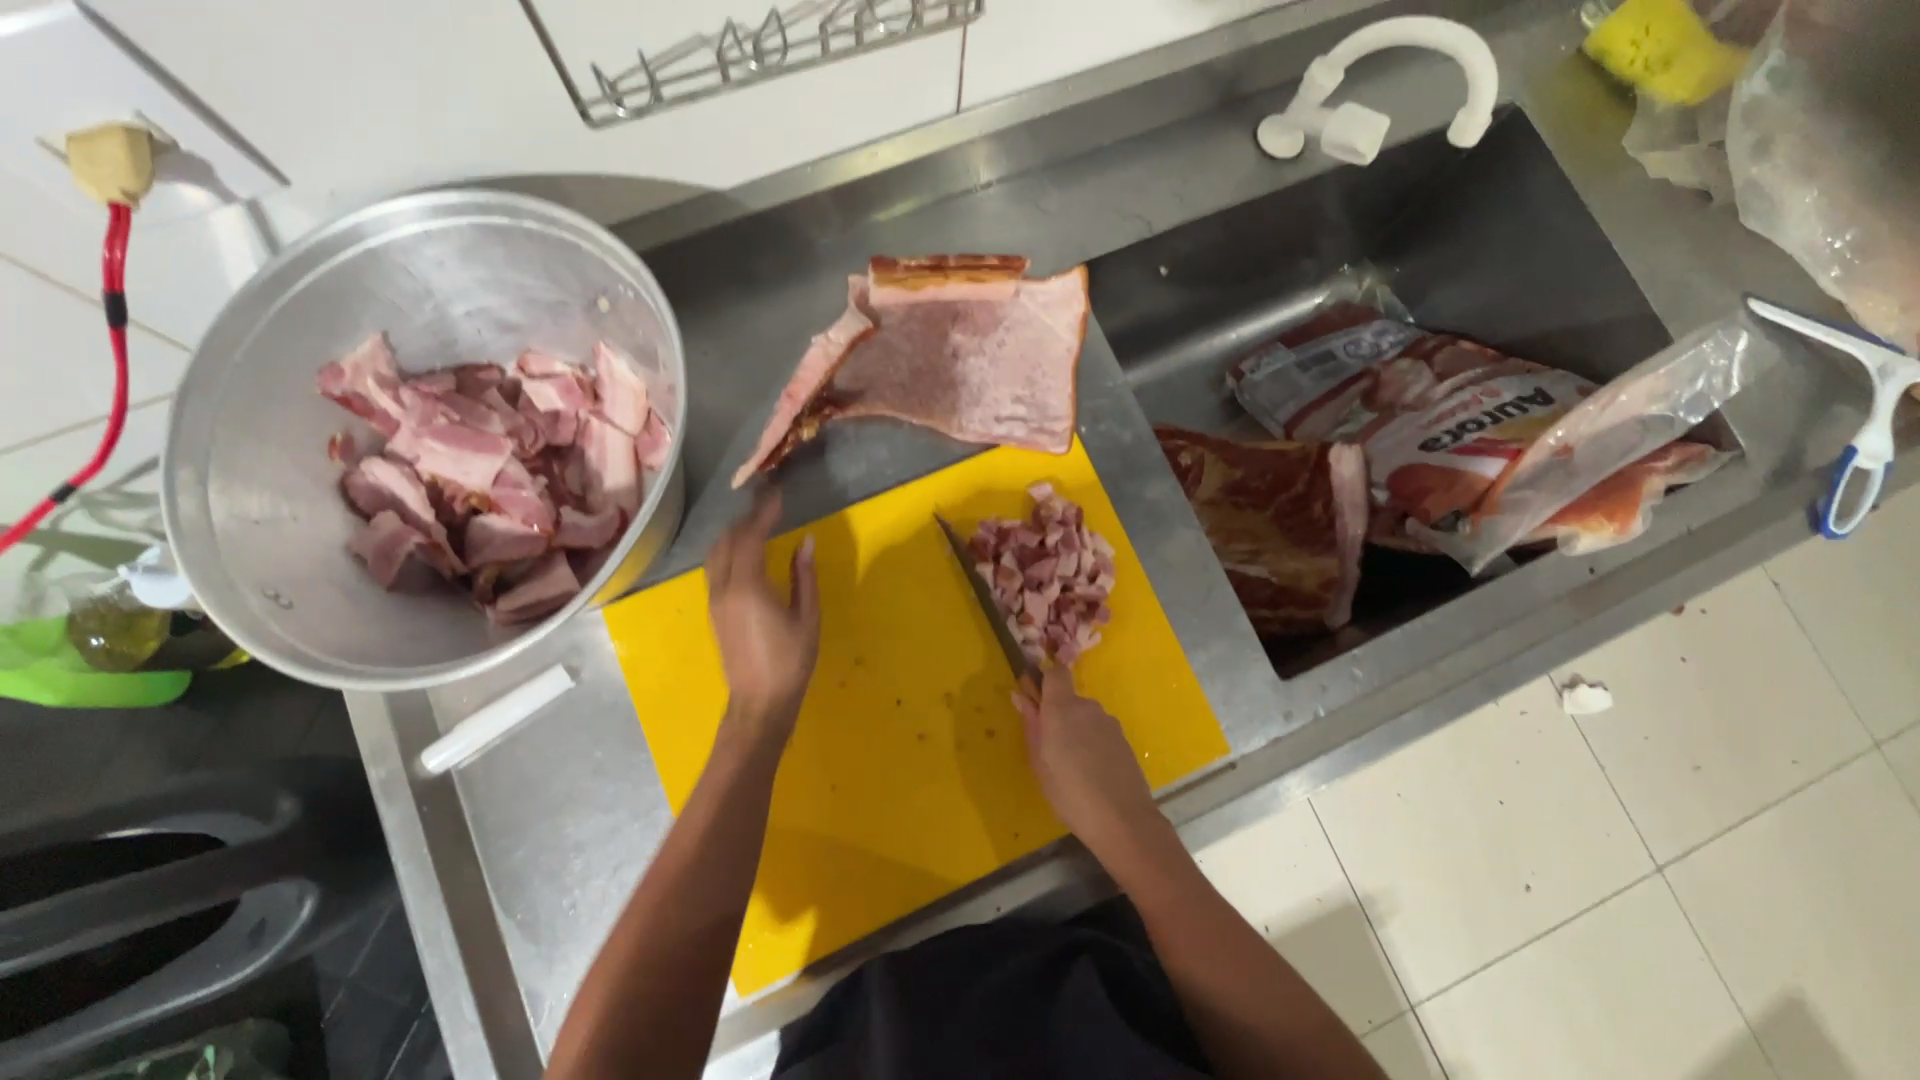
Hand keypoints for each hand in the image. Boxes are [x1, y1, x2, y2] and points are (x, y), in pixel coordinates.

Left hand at [706, 489, 819, 744]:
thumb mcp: (807, 616)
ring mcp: (714, 599)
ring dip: (734, 533)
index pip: (752, 536)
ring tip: (757, 523)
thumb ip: (804, 575)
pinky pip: (716, 567)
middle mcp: (724, 587)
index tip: (778, 493)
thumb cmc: (791, 660)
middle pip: (728, 540)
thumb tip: (805, 541)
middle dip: (747, 519)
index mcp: (748, 586)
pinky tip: (746, 552)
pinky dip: (729, 550)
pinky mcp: (714, 610)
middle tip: (770, 505)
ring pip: (716, 553)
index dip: (764, 512)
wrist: (760, 701)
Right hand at [1014, 669, 1163, 858]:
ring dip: (1076, 731)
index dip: (1044, 679)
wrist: (1122, 819)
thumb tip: (1021, 696)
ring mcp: (1109, 723)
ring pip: (1085, 717)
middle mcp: (1088, 707)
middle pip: (1069, 698)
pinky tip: (1091, 772)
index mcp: (1062, 708)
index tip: (1034, 697)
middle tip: (1048, 748)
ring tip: (1071, 766)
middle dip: (1057, 715)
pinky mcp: (1124, 739)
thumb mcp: (1039, 762)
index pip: (1055, 673)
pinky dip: (1092, 744)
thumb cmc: (1069, 792)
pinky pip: (1099, 732)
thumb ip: (1031, 725)